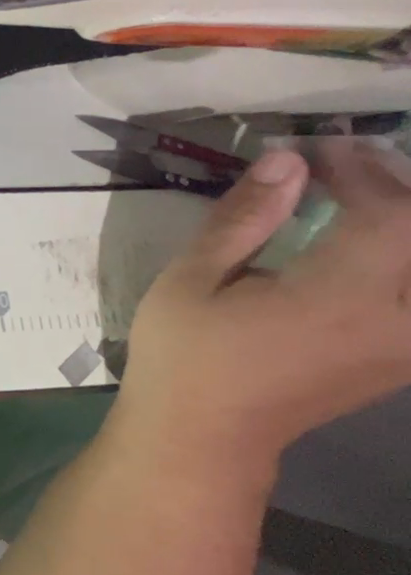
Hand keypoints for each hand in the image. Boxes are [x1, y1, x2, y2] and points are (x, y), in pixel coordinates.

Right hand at [112, 142, 410, 472]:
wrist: (206, 429)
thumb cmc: (185, 349)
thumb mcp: (192, 278)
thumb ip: (245, 219)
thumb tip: (288, 161)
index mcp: (343, 298)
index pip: (392, 216)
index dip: (363, 171)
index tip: (316, 146)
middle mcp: (399, 320)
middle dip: (396, 191)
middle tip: (341, 164)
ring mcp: (409, 343)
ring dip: (401, 223)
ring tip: (357, 196)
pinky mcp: (403, 354)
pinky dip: (400, 255)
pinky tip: (365, 240)